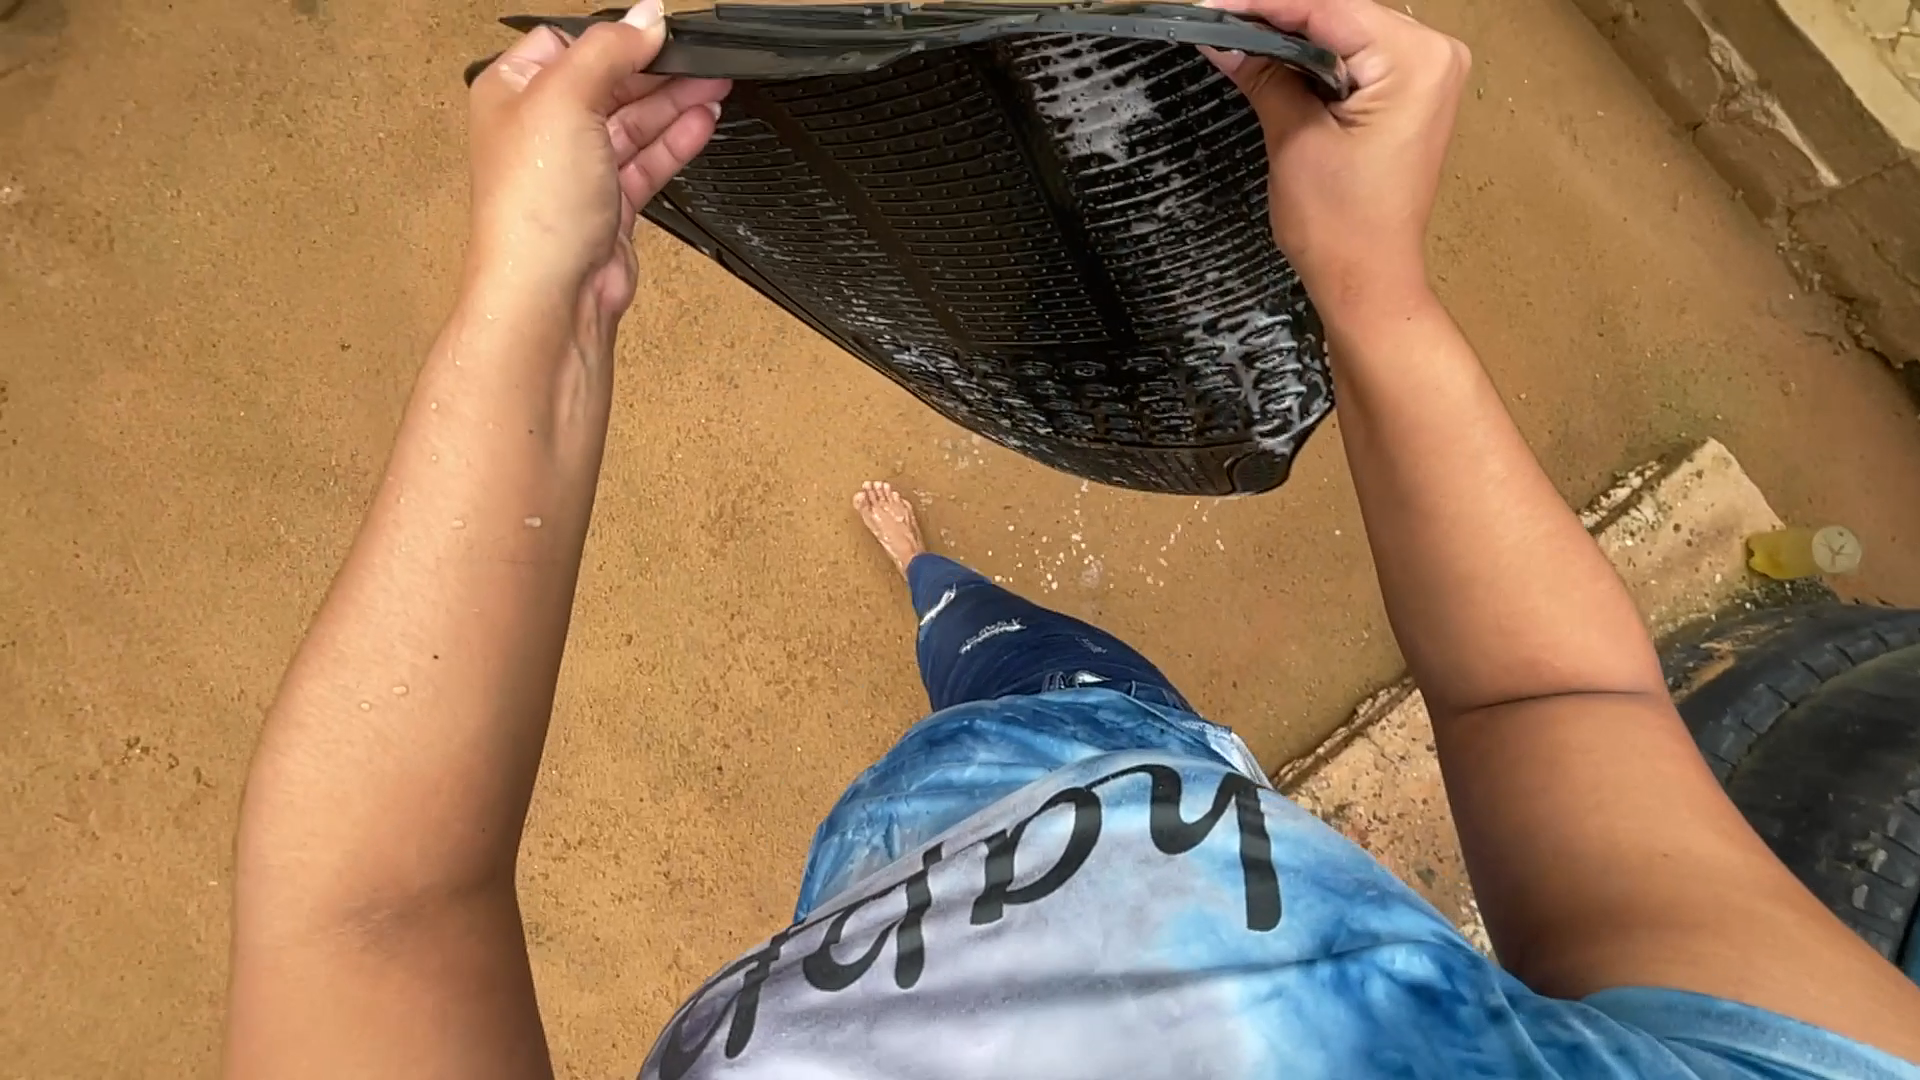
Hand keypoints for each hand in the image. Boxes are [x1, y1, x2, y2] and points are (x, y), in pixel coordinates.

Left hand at [465, 0, 730, 346]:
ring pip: (636, 126)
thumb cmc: (535, 209)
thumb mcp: (566, 100)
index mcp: (515, 91)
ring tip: (715, 88)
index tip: (662, 32)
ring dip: (675, 106)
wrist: (554, 291)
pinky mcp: (612, 206)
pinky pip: (649, 164)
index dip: (617, 37)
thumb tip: (646, 17)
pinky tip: (701, 124)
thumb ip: (609, 52)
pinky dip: (676, 143)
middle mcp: (546, 130)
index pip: (570, 44)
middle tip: (704, 62)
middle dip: (659, 72)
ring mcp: (582, 171)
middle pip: (611, 85)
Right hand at [1202, 0, 1468, 316]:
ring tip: (1242, 35)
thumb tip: (1227, 42)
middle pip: (1343, 11)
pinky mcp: (1412, 96)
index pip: (1329, 7)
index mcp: (1414, 60)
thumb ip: (1267, 80)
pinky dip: (1318, 59)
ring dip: (1297, 34)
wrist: (1366, 279)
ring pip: (1349, 32)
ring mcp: (1427, 74)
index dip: (1267, 3)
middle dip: (1281, 14)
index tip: (1217, 3)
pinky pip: (1360, 59)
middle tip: (1224, 18)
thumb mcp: (1295, 142)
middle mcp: (1434, 53)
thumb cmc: (1338, 224)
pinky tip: (1279, 59)